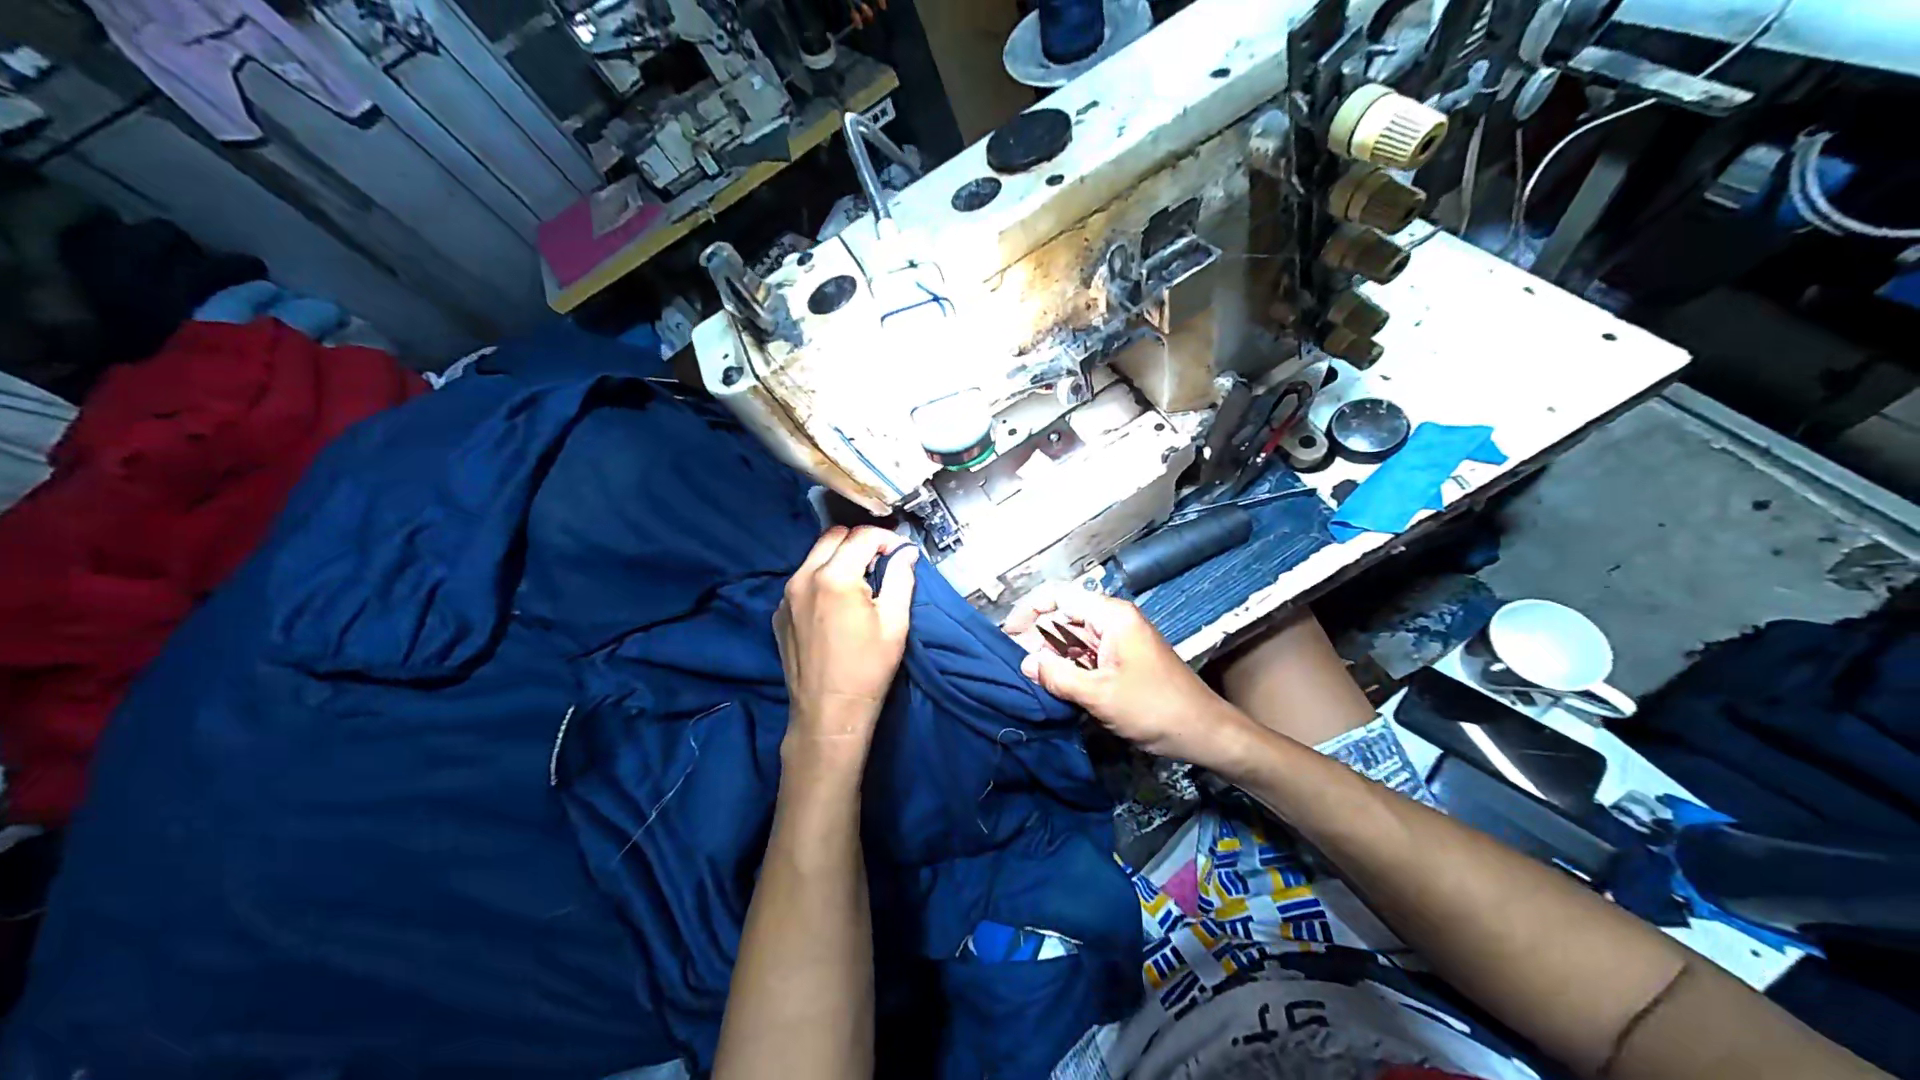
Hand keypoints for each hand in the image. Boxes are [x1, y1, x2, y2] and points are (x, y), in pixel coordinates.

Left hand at [775, 526, 918, 769]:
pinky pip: (802, 580)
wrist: (829, 712)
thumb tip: (906, 552)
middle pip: (834, 536)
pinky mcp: (780, 613)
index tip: (901, 554)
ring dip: (840, 558)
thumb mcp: (895, 622)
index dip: (887, 539)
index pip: (862, 536)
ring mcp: (787, 595)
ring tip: (861, 583)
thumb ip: (901, 578)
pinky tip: (837, 604)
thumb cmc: (868, 668)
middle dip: (860, 542)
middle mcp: (803, 577)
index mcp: (834, 577)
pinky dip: (822, 579)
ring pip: (815, 556)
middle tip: (881, 562)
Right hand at [1005, 588, 1254, 767]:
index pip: (1059, 595)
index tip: (1007, 636)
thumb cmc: (1155, 708)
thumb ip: (1057, 675)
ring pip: (1071, 637)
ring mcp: (1117, 640)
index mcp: (1111, 616)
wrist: (1203, 732)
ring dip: (1049, 654)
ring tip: (1027, 675)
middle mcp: (1113, 620)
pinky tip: (1050, 682)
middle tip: (1013, 663)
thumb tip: (1025, 662)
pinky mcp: (1120, 660)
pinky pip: (1084, 654)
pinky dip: (1066, 665)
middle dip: (1036, 636)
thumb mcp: (1099, 694)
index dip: (1029, 610)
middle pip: (1063, 616)